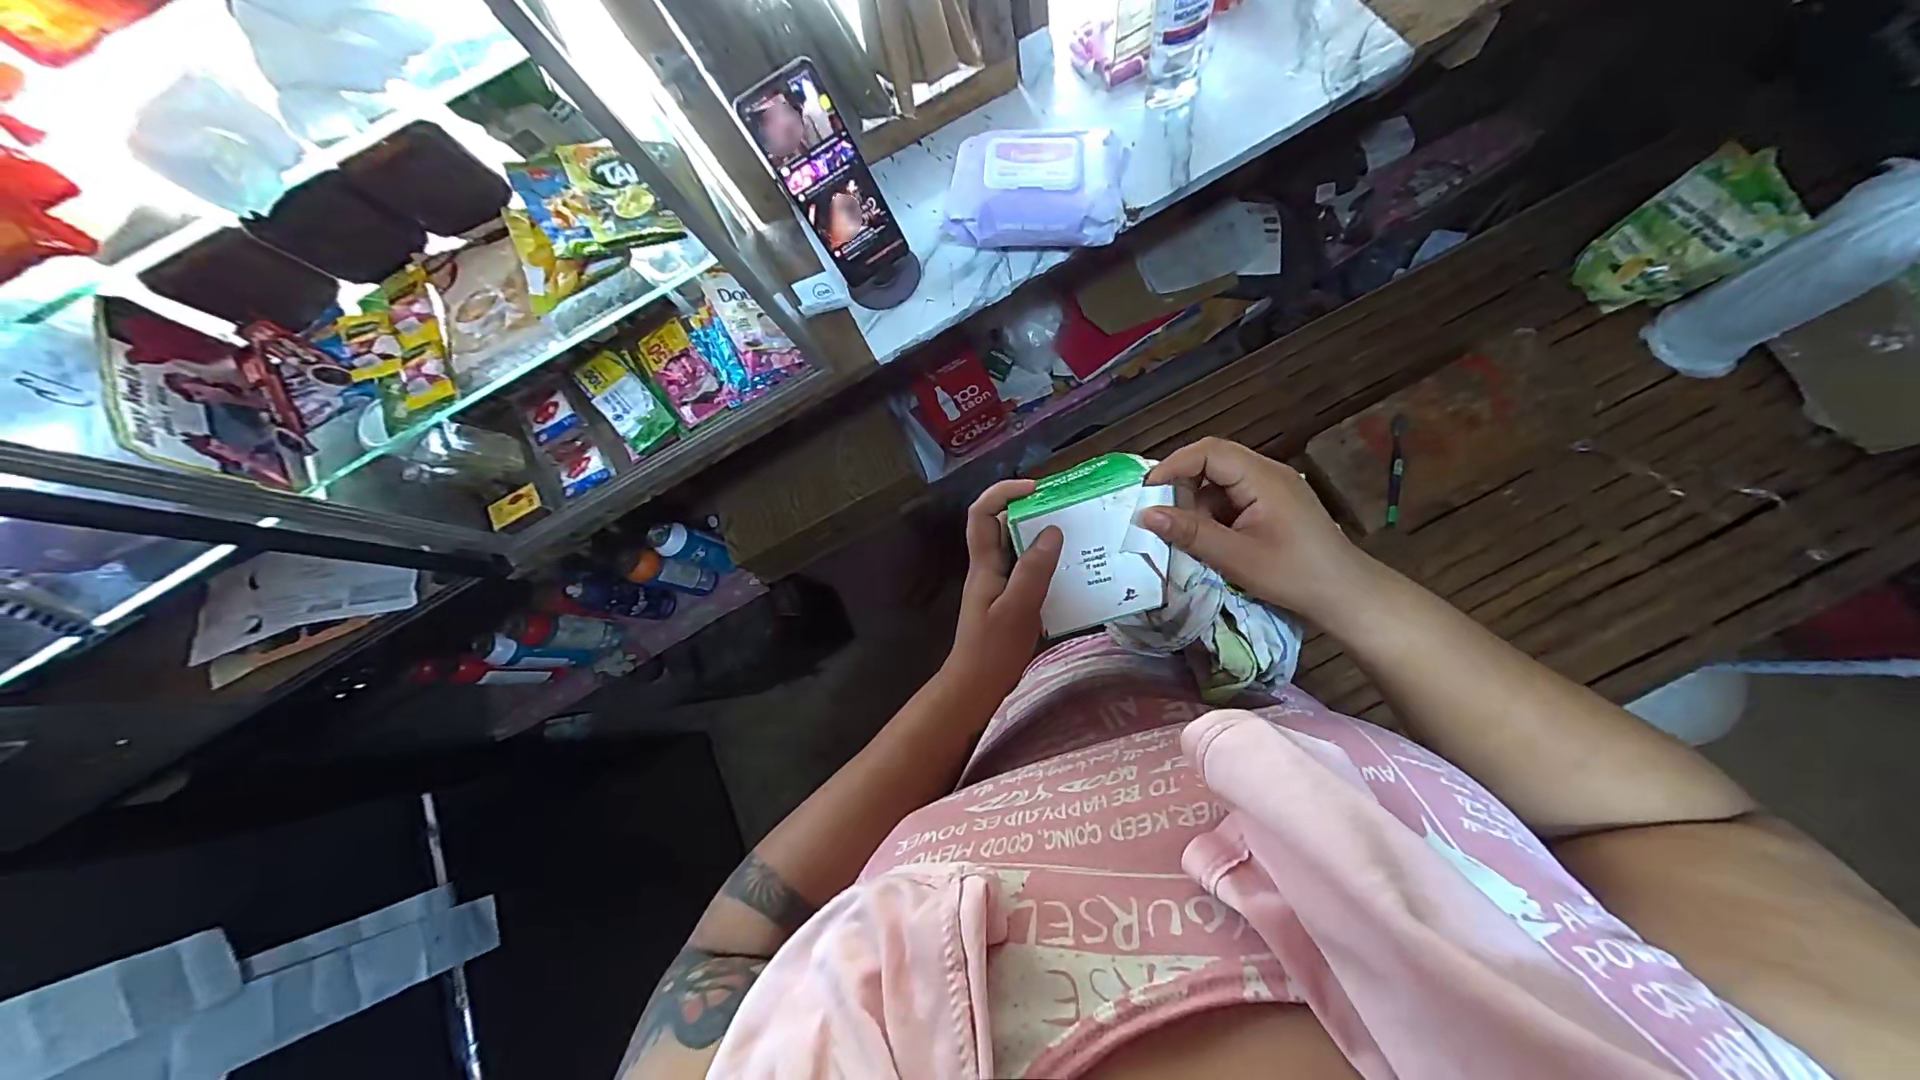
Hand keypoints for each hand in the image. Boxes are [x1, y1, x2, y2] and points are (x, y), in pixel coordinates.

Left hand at [941, 478, 1061, 698]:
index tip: (1036, 488)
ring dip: (1042, 538)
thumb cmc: (992, 650)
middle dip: (1031, 510)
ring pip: (1018, 548)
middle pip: (1003, 526)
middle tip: (1067, 509)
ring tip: (1077, 535)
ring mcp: (999, 585)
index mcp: (984, 565)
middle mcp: (989, 568)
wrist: (975, 688)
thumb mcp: (1017, 608)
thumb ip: (1033, 570)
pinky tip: (1072, 572)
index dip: (1003, 492)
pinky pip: (1028, 571)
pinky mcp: (1010, 601)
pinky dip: (1047, 564)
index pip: (982, 514)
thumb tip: (1052, 530)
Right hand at [1137, 438, 1373, 622]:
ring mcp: (1273, 488)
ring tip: (1187, 534)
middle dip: (1182, 485)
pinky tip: (1210, 539)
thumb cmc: (1294, 575)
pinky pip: (1233, 497)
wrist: (1348, 596)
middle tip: (1161, 515)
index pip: (1208, 451)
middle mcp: (1268, 472)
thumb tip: (1146, 515)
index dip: (1173, 466)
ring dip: (1197, 503)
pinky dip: (1213, 513)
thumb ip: (1190, 533)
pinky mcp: (1274, 504)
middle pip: (1213, 461)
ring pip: (1220, 481)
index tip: (1147, 494)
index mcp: (1262, 477)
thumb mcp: (1236, 557)